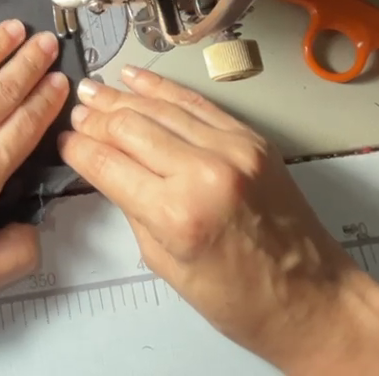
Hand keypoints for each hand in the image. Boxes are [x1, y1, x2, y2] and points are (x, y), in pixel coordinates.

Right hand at [59, 66, 378, 374]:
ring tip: (92, 89)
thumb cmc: (244, 300)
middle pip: (128, 126)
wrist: (315, 299)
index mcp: (178, 215)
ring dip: (119, 97)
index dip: (77, 148)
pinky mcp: (248, 137)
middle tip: (75, 112)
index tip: (64, 141)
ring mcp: (230, 148)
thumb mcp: (168, 267)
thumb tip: (105, 166)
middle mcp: (203, 172)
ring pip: (157, 107)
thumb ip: (133, 209)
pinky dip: (160, 88)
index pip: (107, 164)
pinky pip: (194, 101)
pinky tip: (134, 79)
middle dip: (94, 118)